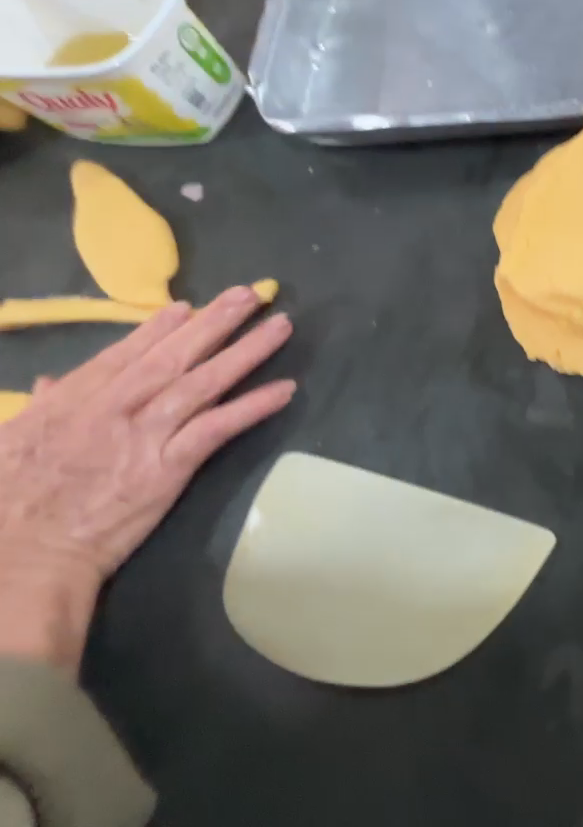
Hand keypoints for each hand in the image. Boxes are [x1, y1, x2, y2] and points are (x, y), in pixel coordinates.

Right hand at [0, 287, 295, 671]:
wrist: (17, 557)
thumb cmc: (9, 504)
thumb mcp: (10, 443)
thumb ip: (44, 408)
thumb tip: (55, 382)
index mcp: (67, 404)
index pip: (123, 356)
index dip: (159, 330)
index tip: (190, 306)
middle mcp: (109, 411)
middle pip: (172, 358)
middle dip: (214, 324)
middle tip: (249, 295)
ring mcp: (142, 436)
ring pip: (203, 383)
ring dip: (247, 351)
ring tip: (280, 326)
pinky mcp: (168, 465)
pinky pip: (219, 427)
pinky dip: (253, 406)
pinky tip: (285, 389)